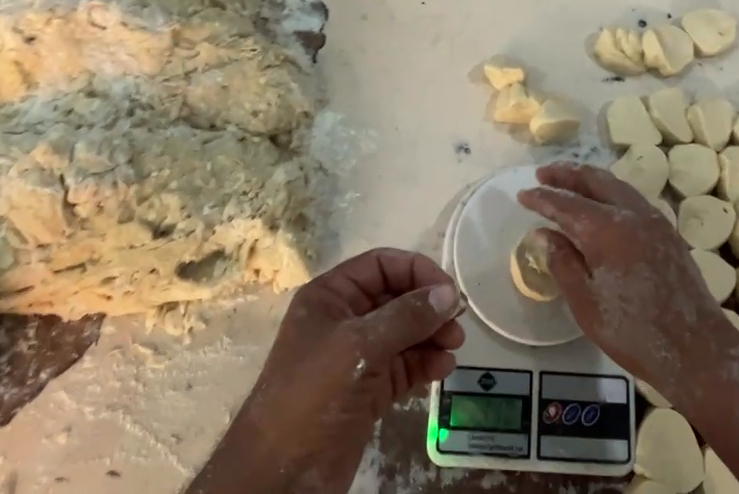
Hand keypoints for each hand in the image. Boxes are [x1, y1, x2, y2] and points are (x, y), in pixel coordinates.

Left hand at [189, 248, 465, 492]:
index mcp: (331, 296)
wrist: (281, 473)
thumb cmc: (312, 394)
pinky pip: (404, 365)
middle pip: (396, 298)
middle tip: (457, 323)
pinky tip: (442, 369)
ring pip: (404, 333)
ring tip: (454, 347)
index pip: (381, 265)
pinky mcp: (369, 390)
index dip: (416, 271)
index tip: (448, 291)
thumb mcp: (359, 346)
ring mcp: (357, 357)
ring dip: (431, 336)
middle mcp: (345, 320)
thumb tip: (449, 293)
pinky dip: (425, 363)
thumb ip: (406, 316)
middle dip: (428, 307)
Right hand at [515, 162, 738, 401]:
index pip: (565, 203)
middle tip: (543, 174)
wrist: (696, 348)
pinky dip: (610, 192)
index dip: (542, 199)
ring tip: (570, 181)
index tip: (521, 195)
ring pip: (616, 186)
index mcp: (606, 229)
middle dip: (567, 174)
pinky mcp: (667, 233)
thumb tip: (544, 233)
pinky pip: (631, 198)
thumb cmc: (633, 331)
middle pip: (594, 181)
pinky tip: (603, 204)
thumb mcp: (586, 302)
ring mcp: (653, 221)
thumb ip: (562, 262)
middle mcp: (631, 214)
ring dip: (590, 179)